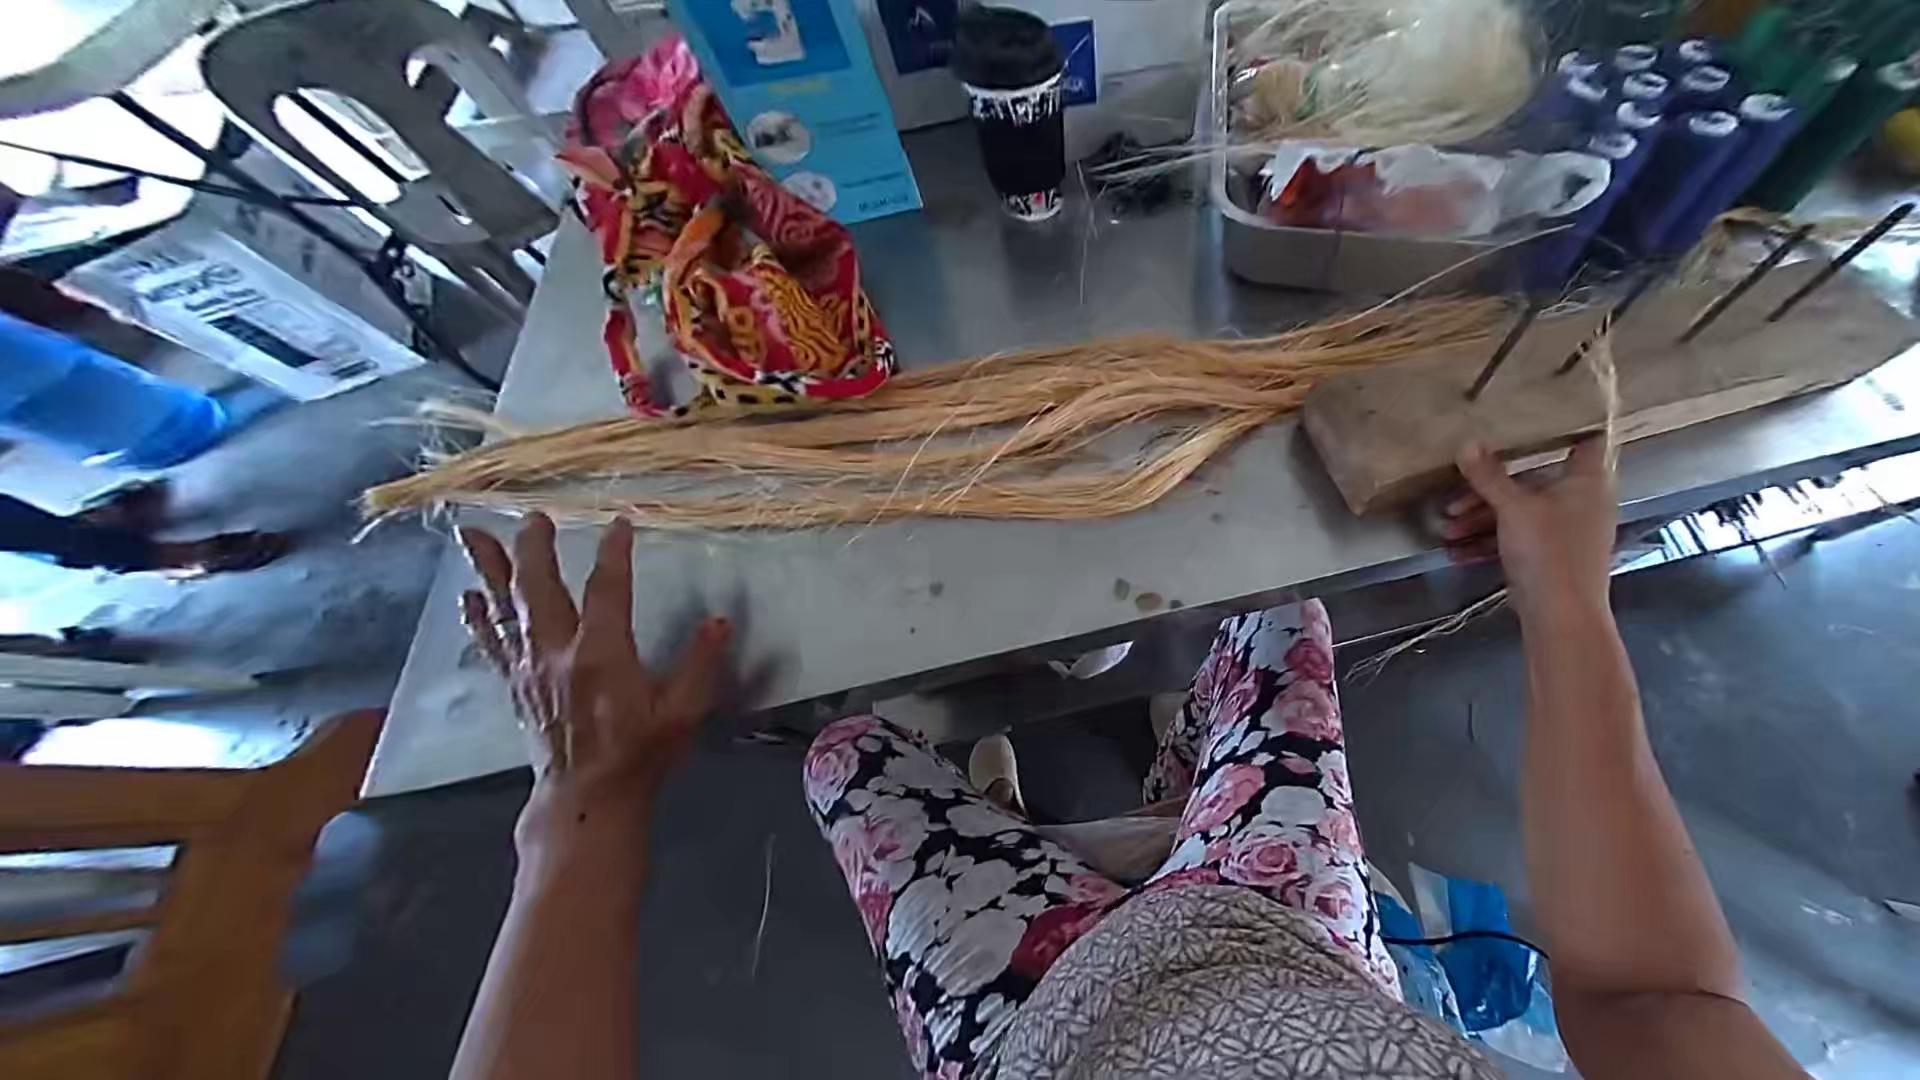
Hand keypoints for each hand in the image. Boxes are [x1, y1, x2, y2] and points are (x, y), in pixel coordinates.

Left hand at [457, 515, 730, 854]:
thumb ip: (701, 664)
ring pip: (506, 609)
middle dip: (534, 549)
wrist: (588, 799)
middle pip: (538, 589)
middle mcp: (557, 654)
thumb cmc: (641, 752)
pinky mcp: (516, 685)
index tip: (619, 523)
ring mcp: (529, 669)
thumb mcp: (683, 711)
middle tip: (534, 517)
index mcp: (602, 655)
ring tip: (473, 534)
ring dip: (490, 570)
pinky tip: (467, 596)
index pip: (606, 590)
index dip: (613, 553)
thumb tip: (720, 621)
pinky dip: (480, 616)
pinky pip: (492, 643)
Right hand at [1440, 438, 1617, 623]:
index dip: (1560, 431)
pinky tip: (1456, 552)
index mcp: (1585, 483)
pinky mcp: (1547, 554)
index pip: (1582, 443)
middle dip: (1487, 492)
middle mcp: (1580, 502)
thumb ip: (1488, 477)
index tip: (1524, 426)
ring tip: (1447, 531)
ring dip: (1479, 521)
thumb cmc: (1547, 549)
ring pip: (1517, 513)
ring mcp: (1563, 530)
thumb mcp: (1512, 508)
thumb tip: (1467, 442)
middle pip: (1530, 484)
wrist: (1560, 609)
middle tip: (1453, 502)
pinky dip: (1487, 542)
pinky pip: (1513, 538)